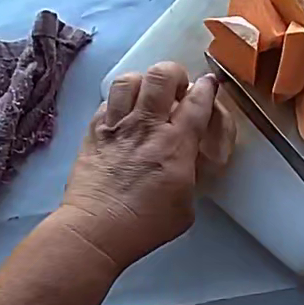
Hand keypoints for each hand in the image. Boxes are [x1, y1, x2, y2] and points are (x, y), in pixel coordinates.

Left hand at [55, 62, 233, 269]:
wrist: (97, 230)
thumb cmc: (146, 224)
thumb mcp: (187, 205)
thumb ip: (191, 174)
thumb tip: (188, 161)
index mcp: (176, 145)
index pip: (198, 100)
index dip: (207, 87)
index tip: (209, 84)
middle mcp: (147, 127)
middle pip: (161, 75)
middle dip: (175, 74)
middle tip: (178, 89)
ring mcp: (117, 126)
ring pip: (129, 79)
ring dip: (143, 82)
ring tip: (147, 96)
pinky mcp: (94, 132)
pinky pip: (107, 101)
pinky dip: (119, 102)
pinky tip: (124, 115)